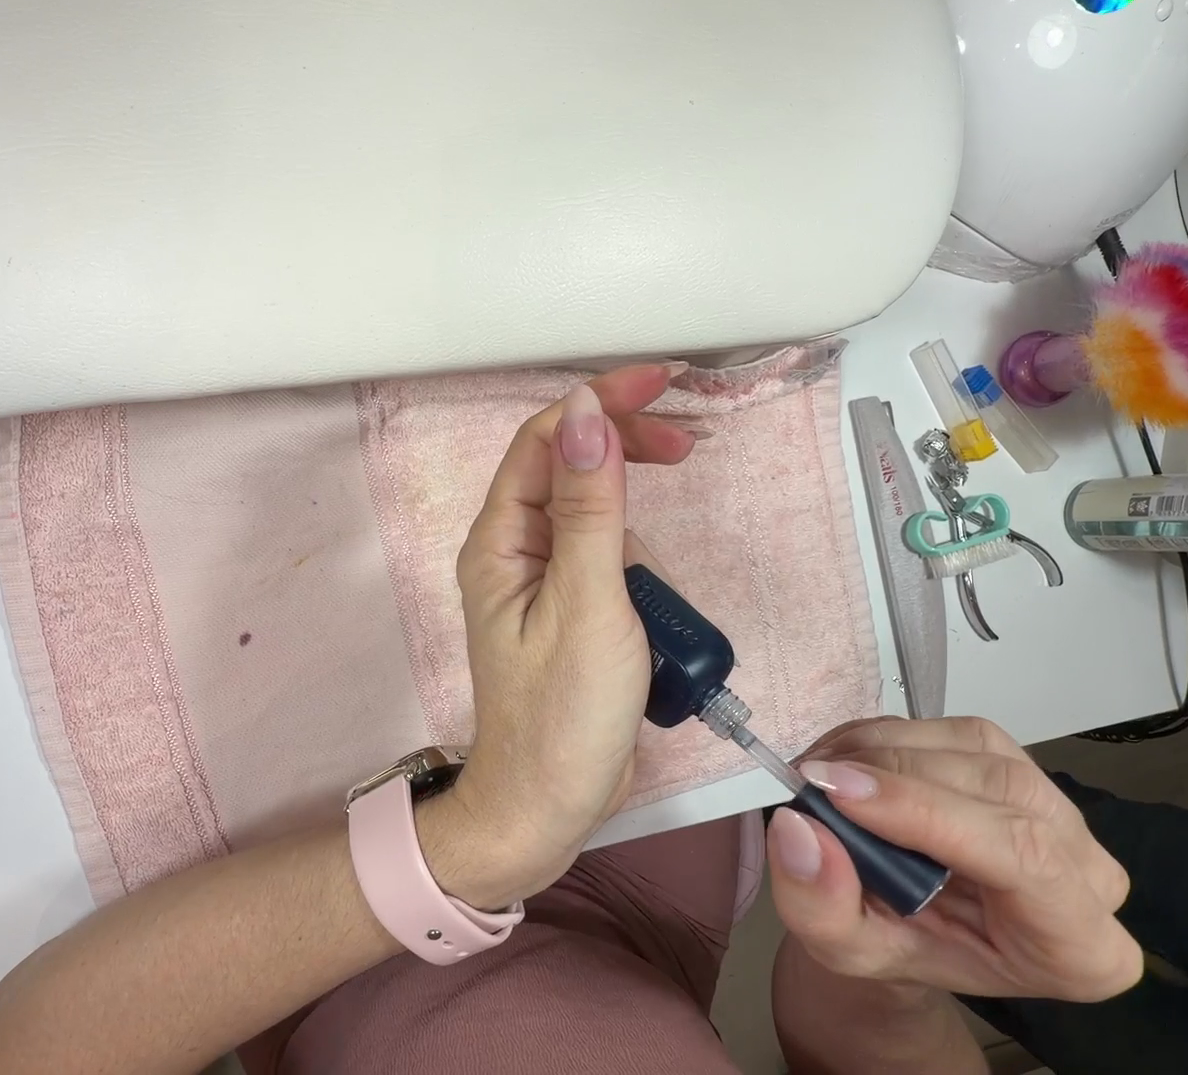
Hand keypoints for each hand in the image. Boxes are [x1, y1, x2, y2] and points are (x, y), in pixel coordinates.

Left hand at [421, 364, 693, 908]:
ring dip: (633, 506)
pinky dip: (636, 552)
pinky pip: (604, 554)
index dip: (599, 402)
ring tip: (664, 553)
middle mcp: (513, 550)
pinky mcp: (569, 606)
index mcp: (501, 541)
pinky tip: (653, 591)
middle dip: (622, 444)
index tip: (664, 383)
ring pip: (591, 510)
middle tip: (687, 441)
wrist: (548, 804)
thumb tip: (585, 415)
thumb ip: (589, 508)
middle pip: (566, 465)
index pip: (544, 441)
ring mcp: (541, 579)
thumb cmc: (564, 715)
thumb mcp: (587, 604)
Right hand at [765, 716, 1142, 1002]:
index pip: (1023, 857)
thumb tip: (799, 828)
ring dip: (882, 748)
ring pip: (977, 749)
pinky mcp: (1017, 763)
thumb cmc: (891, 943)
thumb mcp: (843, 948)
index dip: (926, 811)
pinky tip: (844, 758)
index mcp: (1076, 948)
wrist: (905, 922)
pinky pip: (955, 730)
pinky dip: (886, 734)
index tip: (835, 790)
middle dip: (893, 773)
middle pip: (1000, 791)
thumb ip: (820, 906)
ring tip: (818, 769)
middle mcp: (1091, 874)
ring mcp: (1060, 810)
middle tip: (810, 778)